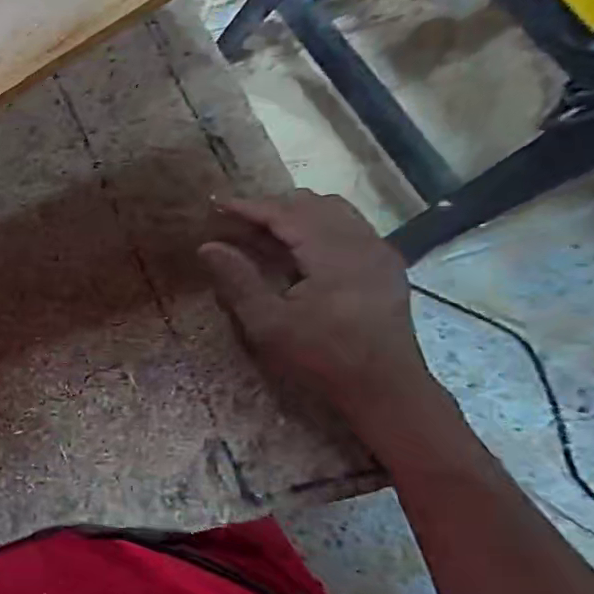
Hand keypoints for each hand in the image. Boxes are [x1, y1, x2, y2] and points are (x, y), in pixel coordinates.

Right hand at [198, 191, 433, 410]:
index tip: (215, 204)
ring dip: (294, 215)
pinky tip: (295, 248)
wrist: (385, 388)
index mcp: (335, 255)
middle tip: (234, 220)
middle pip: (312, 205)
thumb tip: (207, 246)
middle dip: (271, 207)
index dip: (249, 207)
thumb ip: (238, 279)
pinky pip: (347, 227)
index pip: (286, 214)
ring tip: (261, 231)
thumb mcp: (268, 323)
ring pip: (333, 212)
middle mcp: (362, 243)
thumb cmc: (321, 357)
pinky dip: (315, 227)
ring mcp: (379, 253)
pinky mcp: (383, 266)